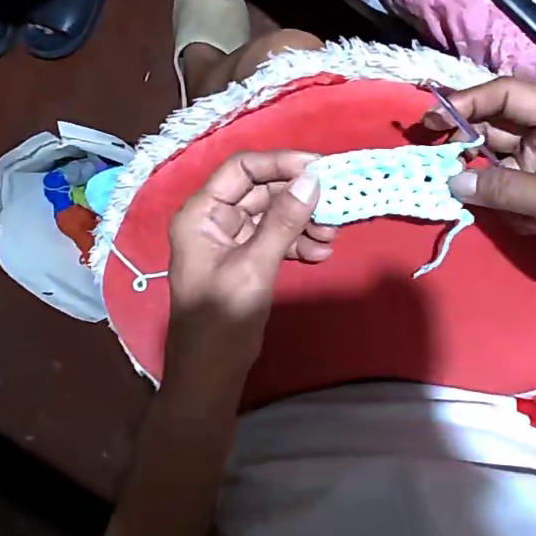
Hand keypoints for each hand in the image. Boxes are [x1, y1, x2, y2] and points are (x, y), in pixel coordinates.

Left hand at [165, 150, 331, 382]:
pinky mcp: (245, 257)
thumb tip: (312, 180)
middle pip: (260, 190)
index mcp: (201, 213)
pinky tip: (319, 254)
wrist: (210, 371)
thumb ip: (283, 222)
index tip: (320, 168)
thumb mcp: (255, 267)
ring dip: (302, 222)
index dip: (280, 163)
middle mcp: (213, 218)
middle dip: (298, 198)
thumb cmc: (222, 320)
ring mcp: (229, 239)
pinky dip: (296, 243)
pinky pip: (274, 238)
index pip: (241, 169)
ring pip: (272, 215)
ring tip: (330, 237)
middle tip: (334, 206)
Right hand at [424, 77, 535, 303]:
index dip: (470, 101)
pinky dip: (494, 201)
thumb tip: (452, 182)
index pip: (510, 94)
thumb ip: (504, 188)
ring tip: (463, 194)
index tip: (434, 118)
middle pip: (497, 125)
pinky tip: (515, 222)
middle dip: (466, 140)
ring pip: (494, 159)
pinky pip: (500, 188)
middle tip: (436, 158)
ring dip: (476, 176)